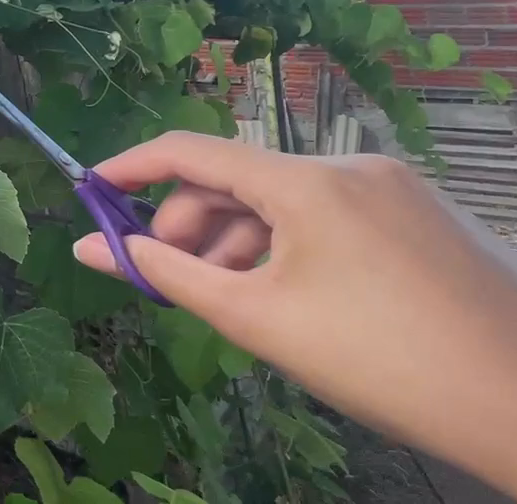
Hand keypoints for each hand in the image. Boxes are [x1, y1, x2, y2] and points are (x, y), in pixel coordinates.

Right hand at [75, 132, 516, 501]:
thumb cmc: (387, 364)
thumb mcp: (255, 318)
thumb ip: (161, 272)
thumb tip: (87, 247)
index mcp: (309, 182)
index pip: (189, 151)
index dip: (130, 168)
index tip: (90, 191)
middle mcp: (353, 169)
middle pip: (236, 179)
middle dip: (190, 223)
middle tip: (172, 273)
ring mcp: (399, 192)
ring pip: (284, 201)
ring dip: (238, 240)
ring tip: (234, 296)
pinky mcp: (429, 221)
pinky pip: (330, 216)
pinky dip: (289, 245)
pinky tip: (292, 295)